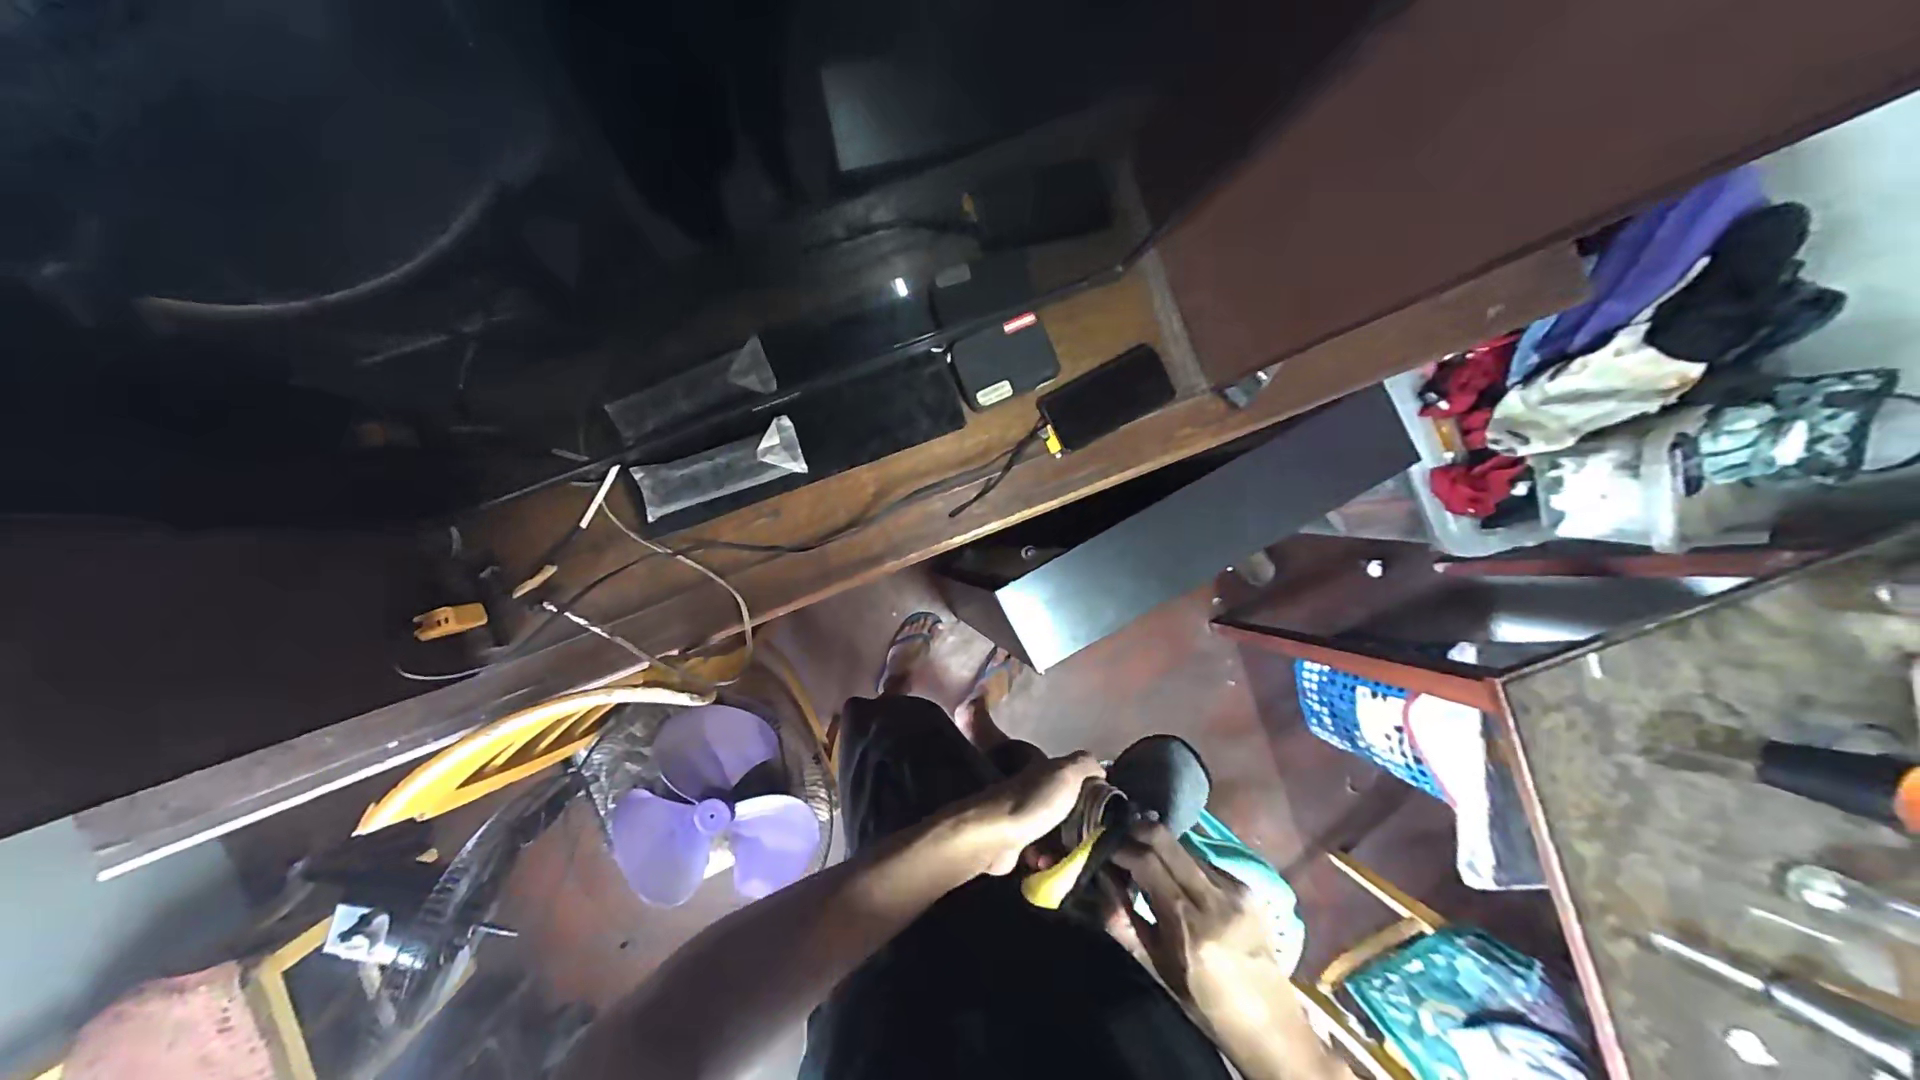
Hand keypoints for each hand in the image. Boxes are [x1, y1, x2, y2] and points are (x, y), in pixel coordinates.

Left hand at [945, 751, 1103, 875]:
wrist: (995, 833)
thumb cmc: (1035, 801)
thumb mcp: (1067, 773)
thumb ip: (1086, 765)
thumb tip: (1101, 769)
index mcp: (1047, 773)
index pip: (1077, 781)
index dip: (1092, 797)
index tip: (1105, 816)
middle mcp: (1035, 792)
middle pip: (1068, 812)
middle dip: (1080, 831)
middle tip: (1090, 845)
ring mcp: (1023, 818)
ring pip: (1055, 836)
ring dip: (1063, 851)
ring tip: (1064, 859)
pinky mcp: (1015, 843)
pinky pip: (1040, 854)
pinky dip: (1045, 861)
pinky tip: (1044, 864)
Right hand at [1111, 822, 1292, 1037]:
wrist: (1271, 1023)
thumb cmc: (1204, 1002)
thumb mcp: (1157, 966)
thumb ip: (1124, 920)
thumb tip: (1101, 877)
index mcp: (1189, 925)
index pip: (1147, 862)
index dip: (1121, 848)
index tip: (1104, 847)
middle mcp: (1215, 898)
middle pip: (1166, 839)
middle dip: (1137, 831)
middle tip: (1120, 837)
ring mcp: (1236, 889)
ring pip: (1185, 847)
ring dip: (1160, 847)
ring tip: (1146, 859)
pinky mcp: (1248, 887)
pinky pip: (1204, 862)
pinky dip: (1184, 864)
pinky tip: (1179, 879)